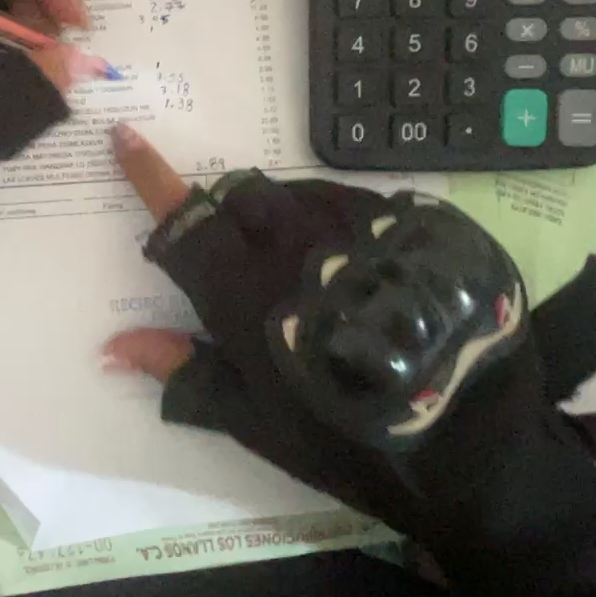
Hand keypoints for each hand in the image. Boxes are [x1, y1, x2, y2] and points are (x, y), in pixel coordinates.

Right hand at [102, 124, 595, 596]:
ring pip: (292, 191)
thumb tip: (112, 344)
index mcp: (248, 293)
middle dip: (222, 208)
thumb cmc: (350, 443)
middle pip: (237, 192)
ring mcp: (360, 228)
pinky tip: (352, 262)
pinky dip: (329, 218)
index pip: (184, 220)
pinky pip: (348, 199)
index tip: (125, 136)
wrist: (483, 459)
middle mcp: (298, 245)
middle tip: (237, 251)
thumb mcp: (256, 419)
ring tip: (303, 266)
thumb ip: (183, 368)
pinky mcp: (410, 225)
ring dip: (278, 215)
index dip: (147, 175)